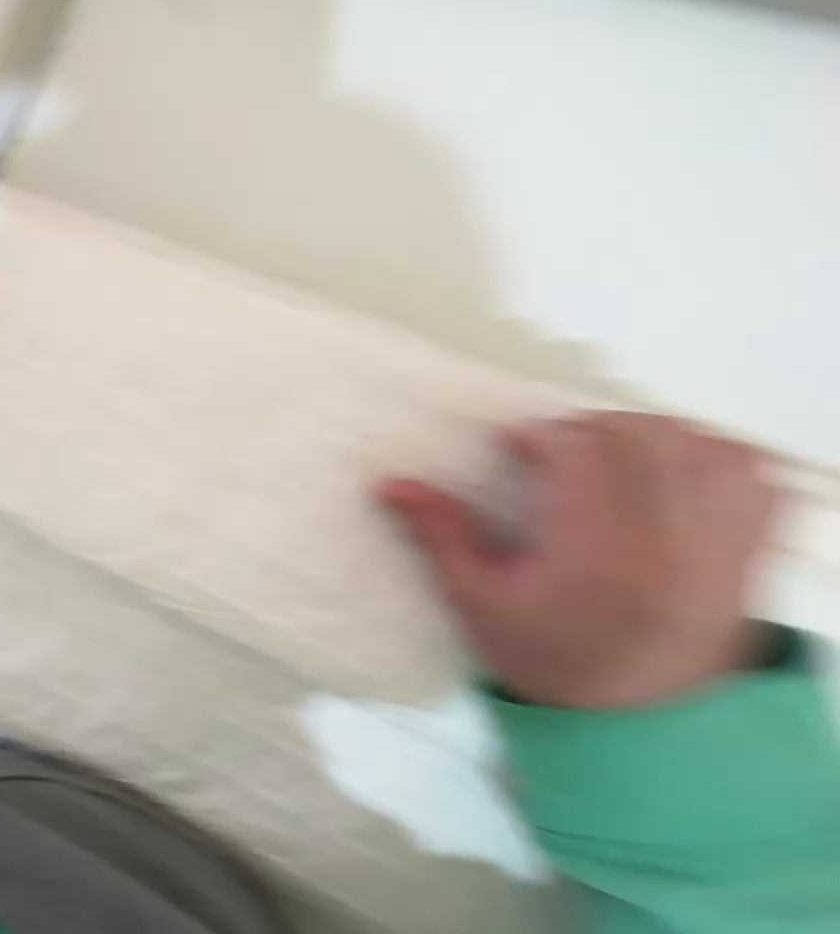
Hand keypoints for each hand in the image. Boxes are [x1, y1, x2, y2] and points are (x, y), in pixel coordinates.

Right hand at [380, 412, 778, 709]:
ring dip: (647, 433)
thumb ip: (439, 535)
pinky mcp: (747, 551)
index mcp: (596, 555)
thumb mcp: (474, 601)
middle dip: (586, 427)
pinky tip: (666, 466)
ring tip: (604, 452)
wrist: (635, 715)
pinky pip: (752, 476)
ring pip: (702, 447)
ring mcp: (721, 547)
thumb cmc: (542, 652)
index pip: (584, 456)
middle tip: (550, 448)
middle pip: (643, 440)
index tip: (509, 446)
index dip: (540, 435)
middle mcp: (669, 544)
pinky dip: (710, 453)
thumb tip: (390, 483)